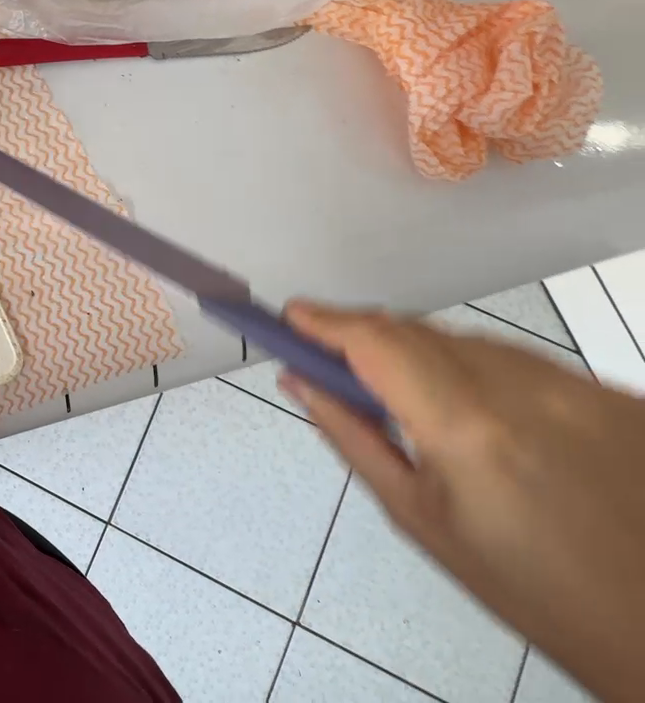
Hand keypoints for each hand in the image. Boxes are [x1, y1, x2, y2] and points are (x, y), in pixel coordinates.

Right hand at [282, 302, 644, 701]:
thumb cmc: (528, 587)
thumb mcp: (415, 514)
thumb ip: (351, 436)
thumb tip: (299, 381)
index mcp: (467, 430)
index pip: (379, 343)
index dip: (327, 322)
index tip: (291, 316)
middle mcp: (532, 398)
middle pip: (422, 334)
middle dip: (367, 336)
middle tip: (330, 357)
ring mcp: (589, 395)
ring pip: (474, 342)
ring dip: (423, 349)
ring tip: (404, 388)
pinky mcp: (626, 402)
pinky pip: (528, 362)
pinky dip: (482, 367)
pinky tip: (478, 406)